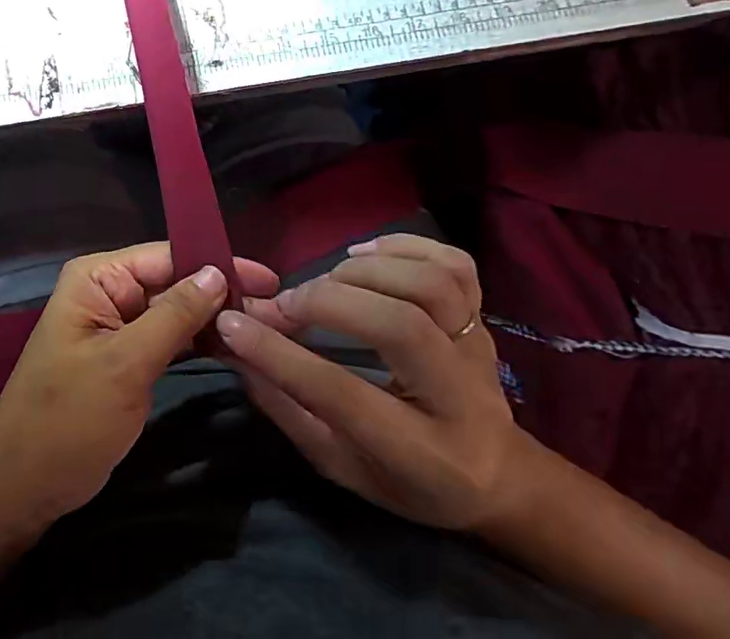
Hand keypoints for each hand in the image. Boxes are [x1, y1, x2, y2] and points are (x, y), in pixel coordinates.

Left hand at [0, 243, 279, 525]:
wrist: (27, 480)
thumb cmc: (69, 418)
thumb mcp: (124, 364)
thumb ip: (172, 316)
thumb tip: (217, 273)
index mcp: (95, 279)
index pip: (164, 256)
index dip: (215, 262)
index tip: (269, 279)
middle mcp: (106, 292)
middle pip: (172, 281)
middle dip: (221, 293)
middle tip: (280, 309)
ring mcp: (117, 326)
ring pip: (175, 310)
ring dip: (215, 319)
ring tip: (269, 326)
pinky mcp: (126, 356)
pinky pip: (168, 338)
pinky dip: (199, 342)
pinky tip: (236, 347)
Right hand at [215, 233, 537, 531]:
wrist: (498, 478)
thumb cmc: (406, 480)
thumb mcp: (337, 463)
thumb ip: (283, 404)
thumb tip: (232, 346)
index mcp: (422, 454)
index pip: (341, 393)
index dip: (277, 353)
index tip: (231, 324)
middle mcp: (461, 398)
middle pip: (399, 326)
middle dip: (324, 303)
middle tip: (281, 307)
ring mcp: (480, 352)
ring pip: (430, 286)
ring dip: (361, 274)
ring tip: (323, 284)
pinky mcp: (485, 320)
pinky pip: (457, 265)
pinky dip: (403, 247)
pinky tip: (361, 257)